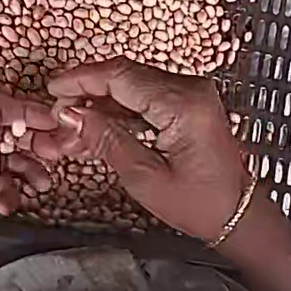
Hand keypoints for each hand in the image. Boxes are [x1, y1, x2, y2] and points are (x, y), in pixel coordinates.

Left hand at [0, 79, 54, 288]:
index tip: (52, 121)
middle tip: (55, 153)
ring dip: (28, 170)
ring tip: (40, 182)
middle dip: (33, 142)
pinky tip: (8, 204)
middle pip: (6, 135)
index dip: (23, 113)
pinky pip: (1, 191)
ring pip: (9, 163)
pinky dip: (10, 196)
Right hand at [40, 58, 251, 241]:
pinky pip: (148, 99)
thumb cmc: (199, 204)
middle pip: (126, 76)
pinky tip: (99, 129)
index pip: (121, 76)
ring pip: (134, 86)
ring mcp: (193, 95)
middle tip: (61, 118)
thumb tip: (72, 116)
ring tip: (74, 130)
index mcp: (183, 104)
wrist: (237, 214)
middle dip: (88, 94)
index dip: (82, 80)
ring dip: (102, 105)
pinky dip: (122, 112)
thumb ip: (107, 140)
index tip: (54, 90)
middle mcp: (191, 89)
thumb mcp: (145, 177)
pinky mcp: (191, 105)